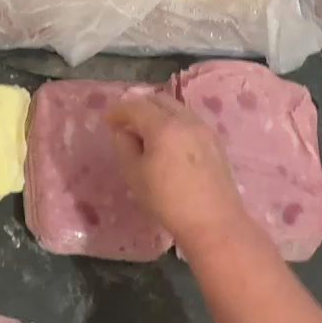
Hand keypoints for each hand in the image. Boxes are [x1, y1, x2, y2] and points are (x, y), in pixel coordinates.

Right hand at [106, 91, 259, 256]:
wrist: (213, 222)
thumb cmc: (167, 201)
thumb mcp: (134, 174)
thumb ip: (124, 146)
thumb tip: (123, 132)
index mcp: (164, 127)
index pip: (136, 106)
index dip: (117, 110)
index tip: (106, 120)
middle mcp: (187, 121)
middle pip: (159, 100)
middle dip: (139, 106)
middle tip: (125, 123)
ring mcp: (204, 130)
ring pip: (176, 109)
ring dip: (157, 114)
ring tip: (146, 133)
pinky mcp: (215, 142)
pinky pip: (188, 121)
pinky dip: (173, 123)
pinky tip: (167, 143)